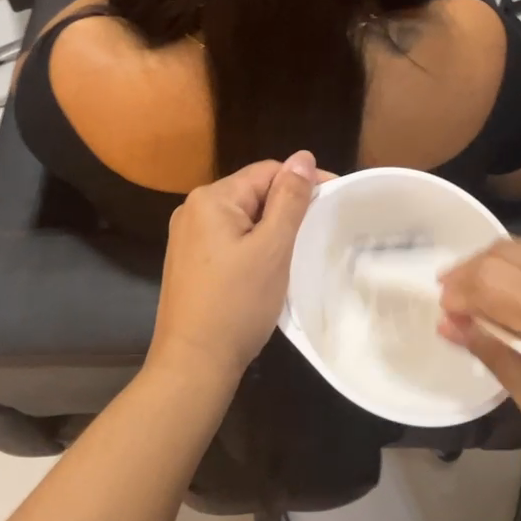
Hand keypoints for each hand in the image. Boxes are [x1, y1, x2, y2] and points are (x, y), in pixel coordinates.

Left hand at [150, 151, 322, 377]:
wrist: (193, 364)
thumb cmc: (236, 304)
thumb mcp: (272, 249)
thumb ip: (289, 200)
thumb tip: (303, 156)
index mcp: (211, 198)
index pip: (267, 172)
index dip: (303, 182)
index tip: (334, 202)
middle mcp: (193, 209)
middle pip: (252, 193)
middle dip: (286, 208)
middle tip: (317, 233)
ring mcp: (186, 236)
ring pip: (242, 218)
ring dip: (270, 229)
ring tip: (296, 251)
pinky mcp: (188, 261)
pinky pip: (228, 239)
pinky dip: (251, 246)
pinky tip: (266, 269)